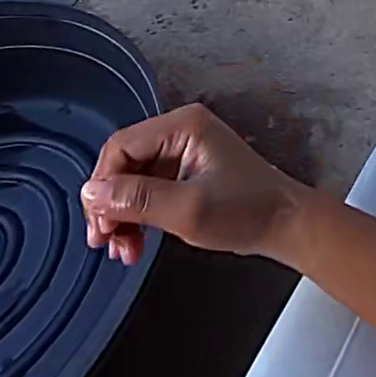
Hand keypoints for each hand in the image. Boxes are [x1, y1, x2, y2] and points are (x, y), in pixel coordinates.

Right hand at [79, 103, 310, 265]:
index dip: (103, 186)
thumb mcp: (188, 210)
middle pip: (124, 163)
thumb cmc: (247, 210)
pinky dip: (138, 216)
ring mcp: (185, 149)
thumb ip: (138, 199)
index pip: (121, 146)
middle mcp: (182, 130)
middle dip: (111, 205)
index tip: (100, 226)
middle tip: (107, 242)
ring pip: (132, 179)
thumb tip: (92, 192)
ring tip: (124, 251)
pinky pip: (148, 189)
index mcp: (184, 125)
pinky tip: (135, 243)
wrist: (283, 222)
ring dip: (122, 215)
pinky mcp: (187, 170)